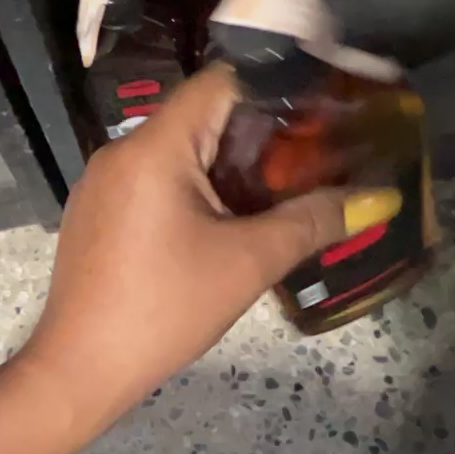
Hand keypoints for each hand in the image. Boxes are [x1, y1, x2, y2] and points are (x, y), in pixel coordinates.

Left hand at [15, 65, 391, 428]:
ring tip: (273, 200)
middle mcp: (120, 153)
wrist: (79, 369)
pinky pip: (151, 185)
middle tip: (308, 167)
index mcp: (154, 147)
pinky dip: (190, 193)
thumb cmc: (164, 310)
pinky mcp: (94, 216)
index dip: (276, 91)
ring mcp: (100, 185)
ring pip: (175, 155)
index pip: (221, 83)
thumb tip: (375, 199)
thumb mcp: (246, 264)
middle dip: (257, 140)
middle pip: (199, 119)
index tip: (319, 119)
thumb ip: (311, 222)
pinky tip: (219, 229)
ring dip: (225, 171)